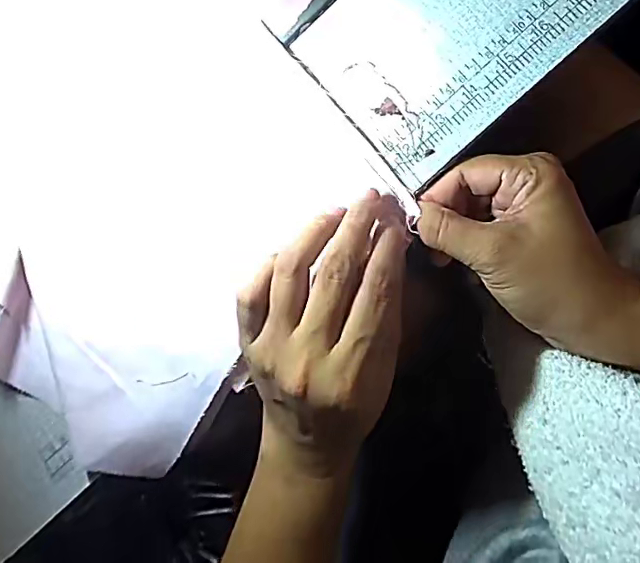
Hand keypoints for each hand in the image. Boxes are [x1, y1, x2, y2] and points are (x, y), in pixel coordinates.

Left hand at [237, 191, 407, 478]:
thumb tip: (389, 245)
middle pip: (333, 275)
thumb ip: (389, 310)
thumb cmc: (355, 405)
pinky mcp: (245, 340)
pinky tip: (294, 244)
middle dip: (355, 227)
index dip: (386, 250)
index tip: (394, 219)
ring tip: (336, 210)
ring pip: (290, 271)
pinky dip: (272, 260)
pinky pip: (252, 288)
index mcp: (352, 374)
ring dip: (315, 231)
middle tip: (369, 197)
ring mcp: (270, 347)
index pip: (373, 295)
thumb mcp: (386, 368)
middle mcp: (307, 359)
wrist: (304, 443)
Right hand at [416, 153, 639, 357]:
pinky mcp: (524, 222)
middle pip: (467, 188)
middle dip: (446, 217)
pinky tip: (461, 262)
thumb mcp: (492, 254)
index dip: (438, 197)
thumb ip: (447, 230)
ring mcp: (527, 200)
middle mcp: (528, 176)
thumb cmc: (552, 284)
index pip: (466, 173)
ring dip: (455, 232)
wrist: (599, 324)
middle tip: (430, 248)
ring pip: (472, 206)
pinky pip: (484, 221)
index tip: (417, 226)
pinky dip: (469, 240)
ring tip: (443, 259)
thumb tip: (413, 214)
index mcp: (529, 172)